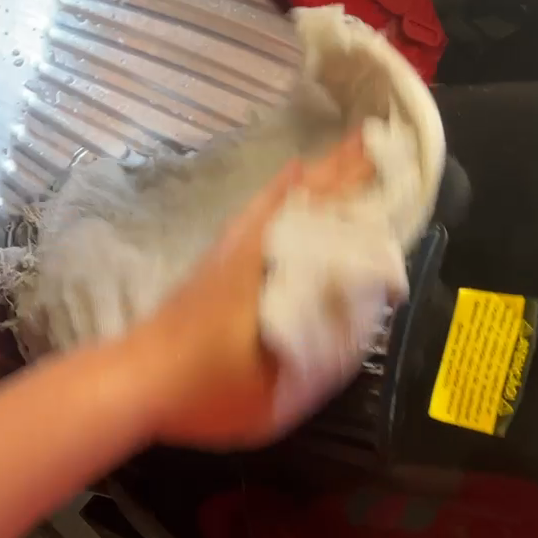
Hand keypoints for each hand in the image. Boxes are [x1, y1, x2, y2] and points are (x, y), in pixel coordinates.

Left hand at [118, 131, 375, 449]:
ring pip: (287, 199)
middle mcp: (260, 250)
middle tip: (385, 142)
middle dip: (351, 172)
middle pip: (313, 201)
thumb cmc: (206, 391)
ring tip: (352, 150)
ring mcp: (234, 249)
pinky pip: (260, 209)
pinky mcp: (216, 257)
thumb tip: (363, 315)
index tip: (403, 173)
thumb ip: (324, 359)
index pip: (341, 232)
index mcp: (281, 280)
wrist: (135, 380)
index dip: (372, 205)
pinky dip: (282, 189)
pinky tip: (292, 176)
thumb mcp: (276, 394)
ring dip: (322, 175)